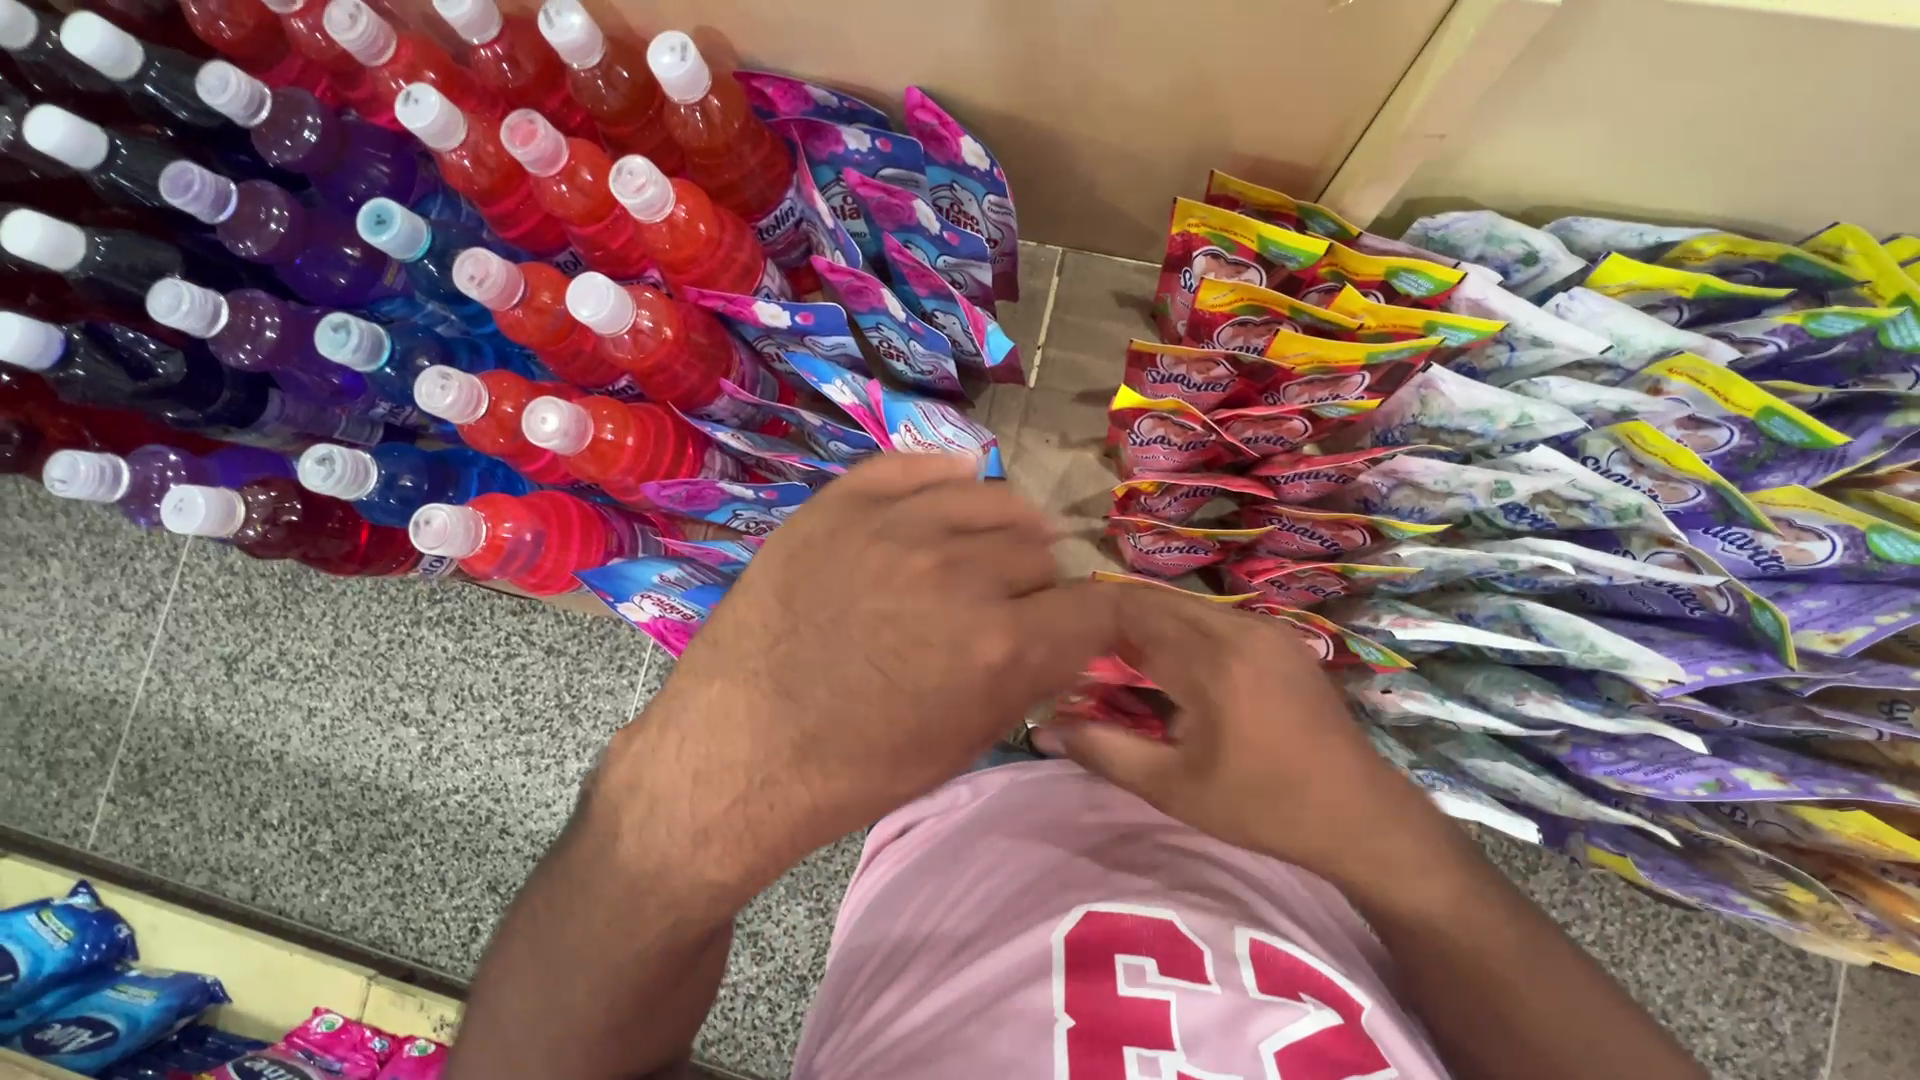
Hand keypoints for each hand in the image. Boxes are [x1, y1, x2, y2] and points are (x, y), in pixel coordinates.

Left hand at [615, 453, 1119, 891]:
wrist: (740, 748)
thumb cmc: (854, 768)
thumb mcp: (962, 745)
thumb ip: (1027, 683)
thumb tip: (1065, 641)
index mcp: (999, 644)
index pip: (1093, 607)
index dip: (1102, 618)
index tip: (1086, 625)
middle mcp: (959, 572)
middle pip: (1040, 551)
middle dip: (1040, 583)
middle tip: (1013, 604)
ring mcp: (895, 528)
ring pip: (990, 499)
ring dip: (1006, 525)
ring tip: (994, 542)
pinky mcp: (840, 506)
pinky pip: (914, 466)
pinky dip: (946, 473)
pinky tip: (957, 480)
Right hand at [1038, 586, 1447, 883]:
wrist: (1360, 816)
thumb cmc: (1261, 807)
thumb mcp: (1173, 788)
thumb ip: (1103, 751)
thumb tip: (1042, 730)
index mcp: (1212, 662)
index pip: (1131, 611)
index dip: (1087, 615)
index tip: (1053, 634)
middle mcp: (1239, 629)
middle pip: (1157, 600)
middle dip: (1111, 617)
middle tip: (1074, 644)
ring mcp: (1266, 629)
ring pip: (1185, 605)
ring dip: (1145, 622)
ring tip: (1111, 655)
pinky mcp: (1281, 638)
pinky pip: (1213, 617)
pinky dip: (1179, 630)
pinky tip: (1165, 663)